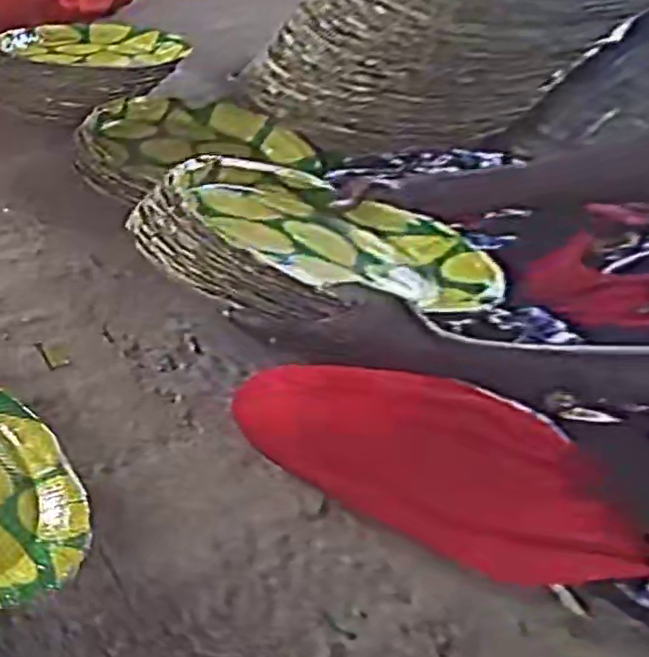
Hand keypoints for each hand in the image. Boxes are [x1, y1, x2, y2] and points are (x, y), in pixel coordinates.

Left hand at [231, 284, 438, 366]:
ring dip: (268, 334)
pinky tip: (289, 334)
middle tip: (236, 314)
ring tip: (255, 321)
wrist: (428, 361)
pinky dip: (290, 342)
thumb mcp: (375, 300)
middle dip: (252, 326)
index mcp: (316, 333)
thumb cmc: (402, 328)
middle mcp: (310, 351)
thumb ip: (345, 291)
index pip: (269, 326)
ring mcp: (318, 362)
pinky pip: (301, 352)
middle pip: (269, 338)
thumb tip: (323, 287)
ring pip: (282, 347)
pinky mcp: (331, 368)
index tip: (228, 311)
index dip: (246, 318)